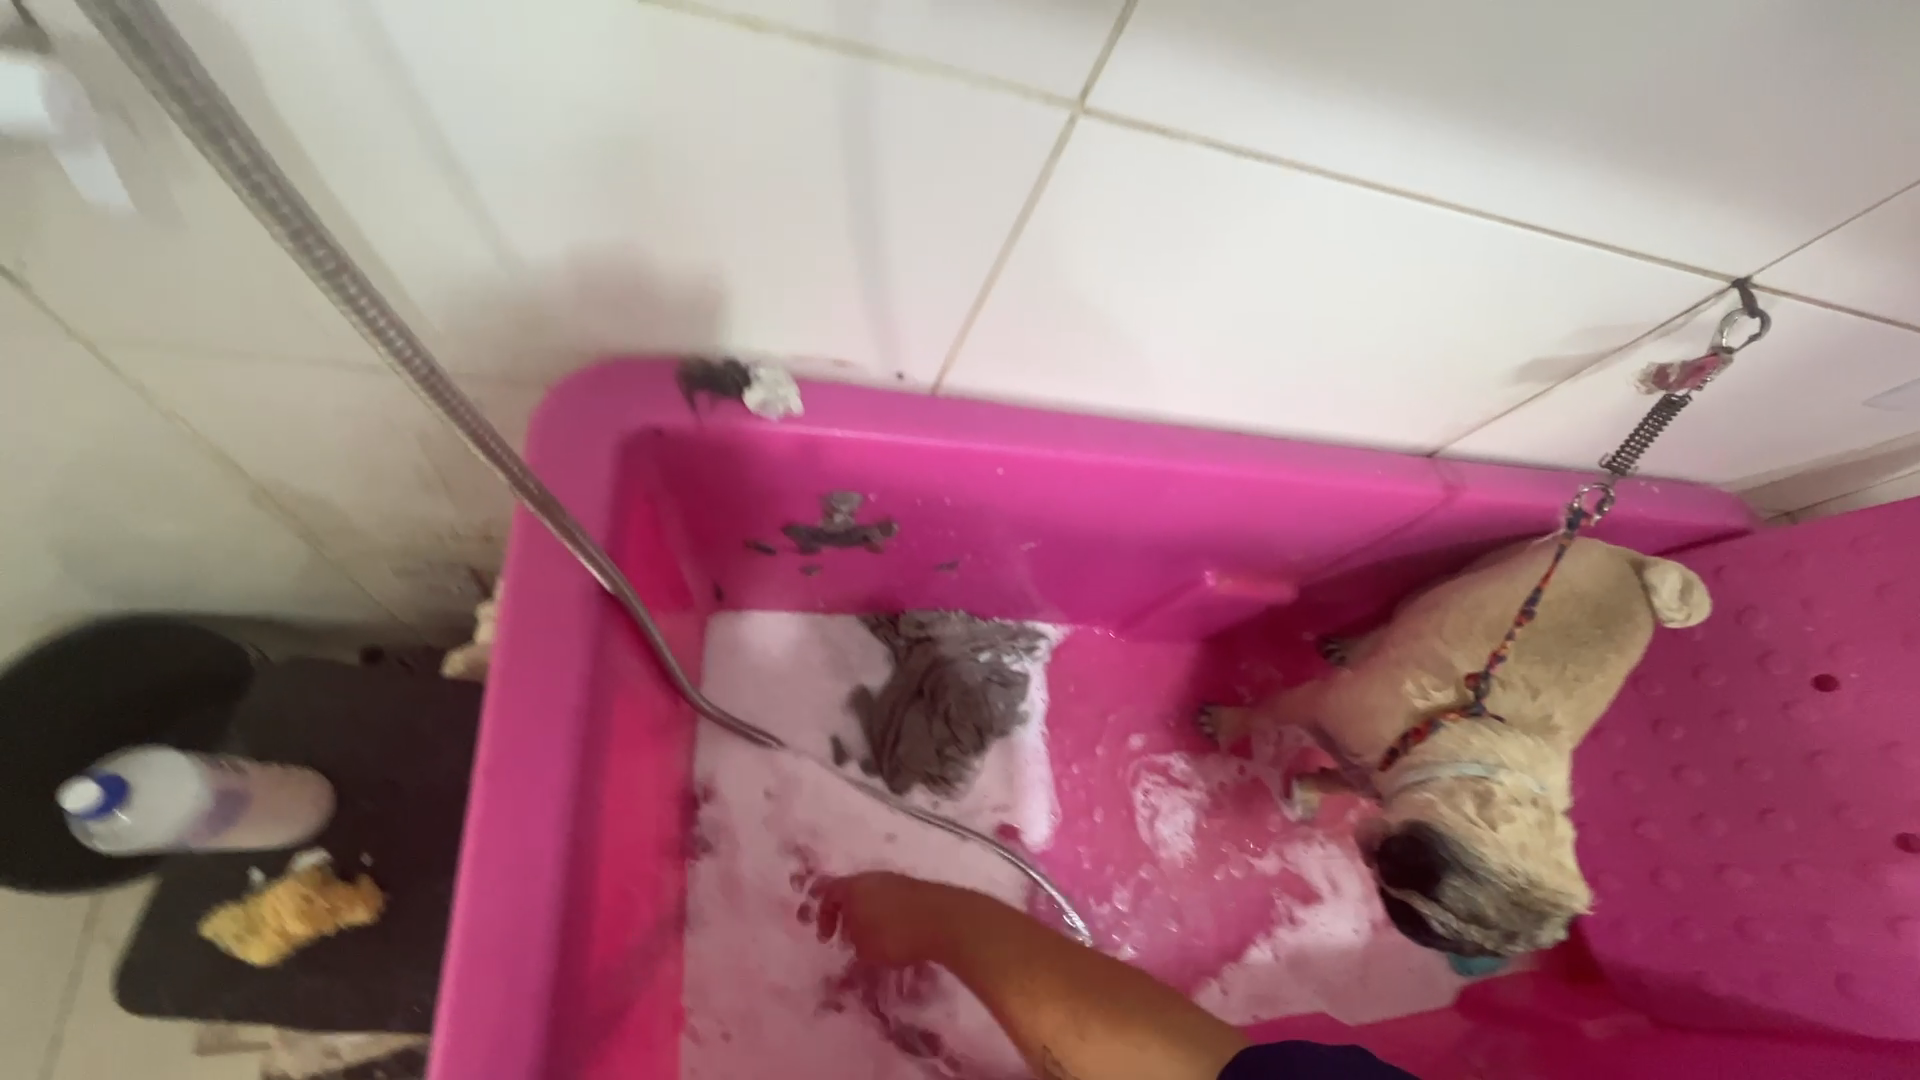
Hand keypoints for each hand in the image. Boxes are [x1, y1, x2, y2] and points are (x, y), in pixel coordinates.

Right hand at [812, 871, 947, 968]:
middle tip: (847, 940)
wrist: (942, 918)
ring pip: (873, 896)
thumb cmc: (895, 935)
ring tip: (871, 942)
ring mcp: (896, 880)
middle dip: (847, 917)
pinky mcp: (915, 888)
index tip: (825, 939)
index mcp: (853, 887)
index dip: (823, 915)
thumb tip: (854, 943)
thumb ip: (853, 947)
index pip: (828, 892)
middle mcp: (873, 878)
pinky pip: (892, 901)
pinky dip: (887, 916)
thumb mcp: (865, 951)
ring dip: (868, 918)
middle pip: (852, 892)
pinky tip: (895, 935)